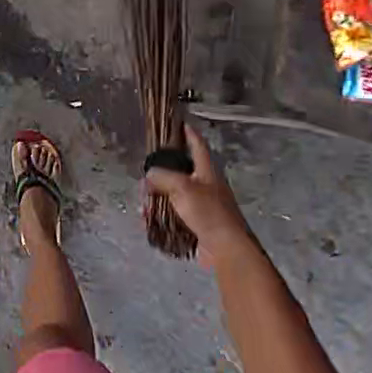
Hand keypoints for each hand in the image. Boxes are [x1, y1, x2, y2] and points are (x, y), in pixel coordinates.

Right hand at [143, 124, 251, 268]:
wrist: (227, 250)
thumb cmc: (208, 212)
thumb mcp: (181, 186)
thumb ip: (162, 176)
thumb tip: (149, 177)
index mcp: (207, 170)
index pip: (197, 144)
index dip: (187, 132)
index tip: (178, 122)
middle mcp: (206, 185)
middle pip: (181, 170)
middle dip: (161, 172)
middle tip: (146, 175)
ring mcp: (203, 206)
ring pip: (174, 194)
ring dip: (157, 198)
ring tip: (144, 205)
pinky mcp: (198, 225)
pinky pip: (174, 214)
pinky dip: (160, 216)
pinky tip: (149, 220)